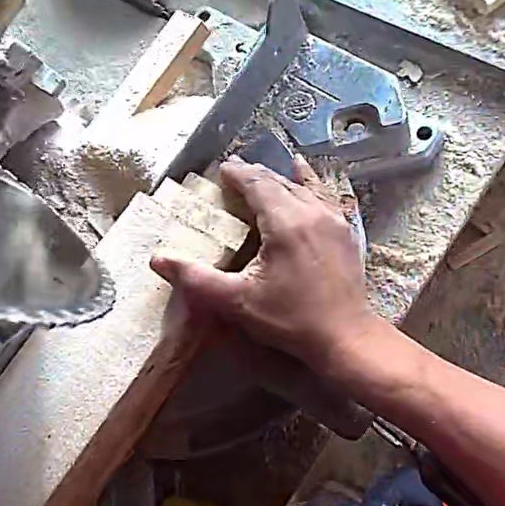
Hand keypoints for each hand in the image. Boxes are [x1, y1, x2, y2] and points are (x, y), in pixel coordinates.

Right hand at [150, 157, 387, 372]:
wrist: (345, 335)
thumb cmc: (290, 320)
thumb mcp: (237, 302)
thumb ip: (196, 279)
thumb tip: (158, 259)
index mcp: (285, 223)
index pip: (257, 183)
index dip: (237, 174)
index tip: (221, 170)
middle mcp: (312, 212)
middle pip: (278, 181)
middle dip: (255, 174)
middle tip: (235, 172)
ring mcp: (333, 220)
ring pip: (303, 186)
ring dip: (280, 178)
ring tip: (263, 172)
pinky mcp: (346, 232)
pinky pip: (325, 196)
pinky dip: (310, 184)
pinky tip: (307, 178)